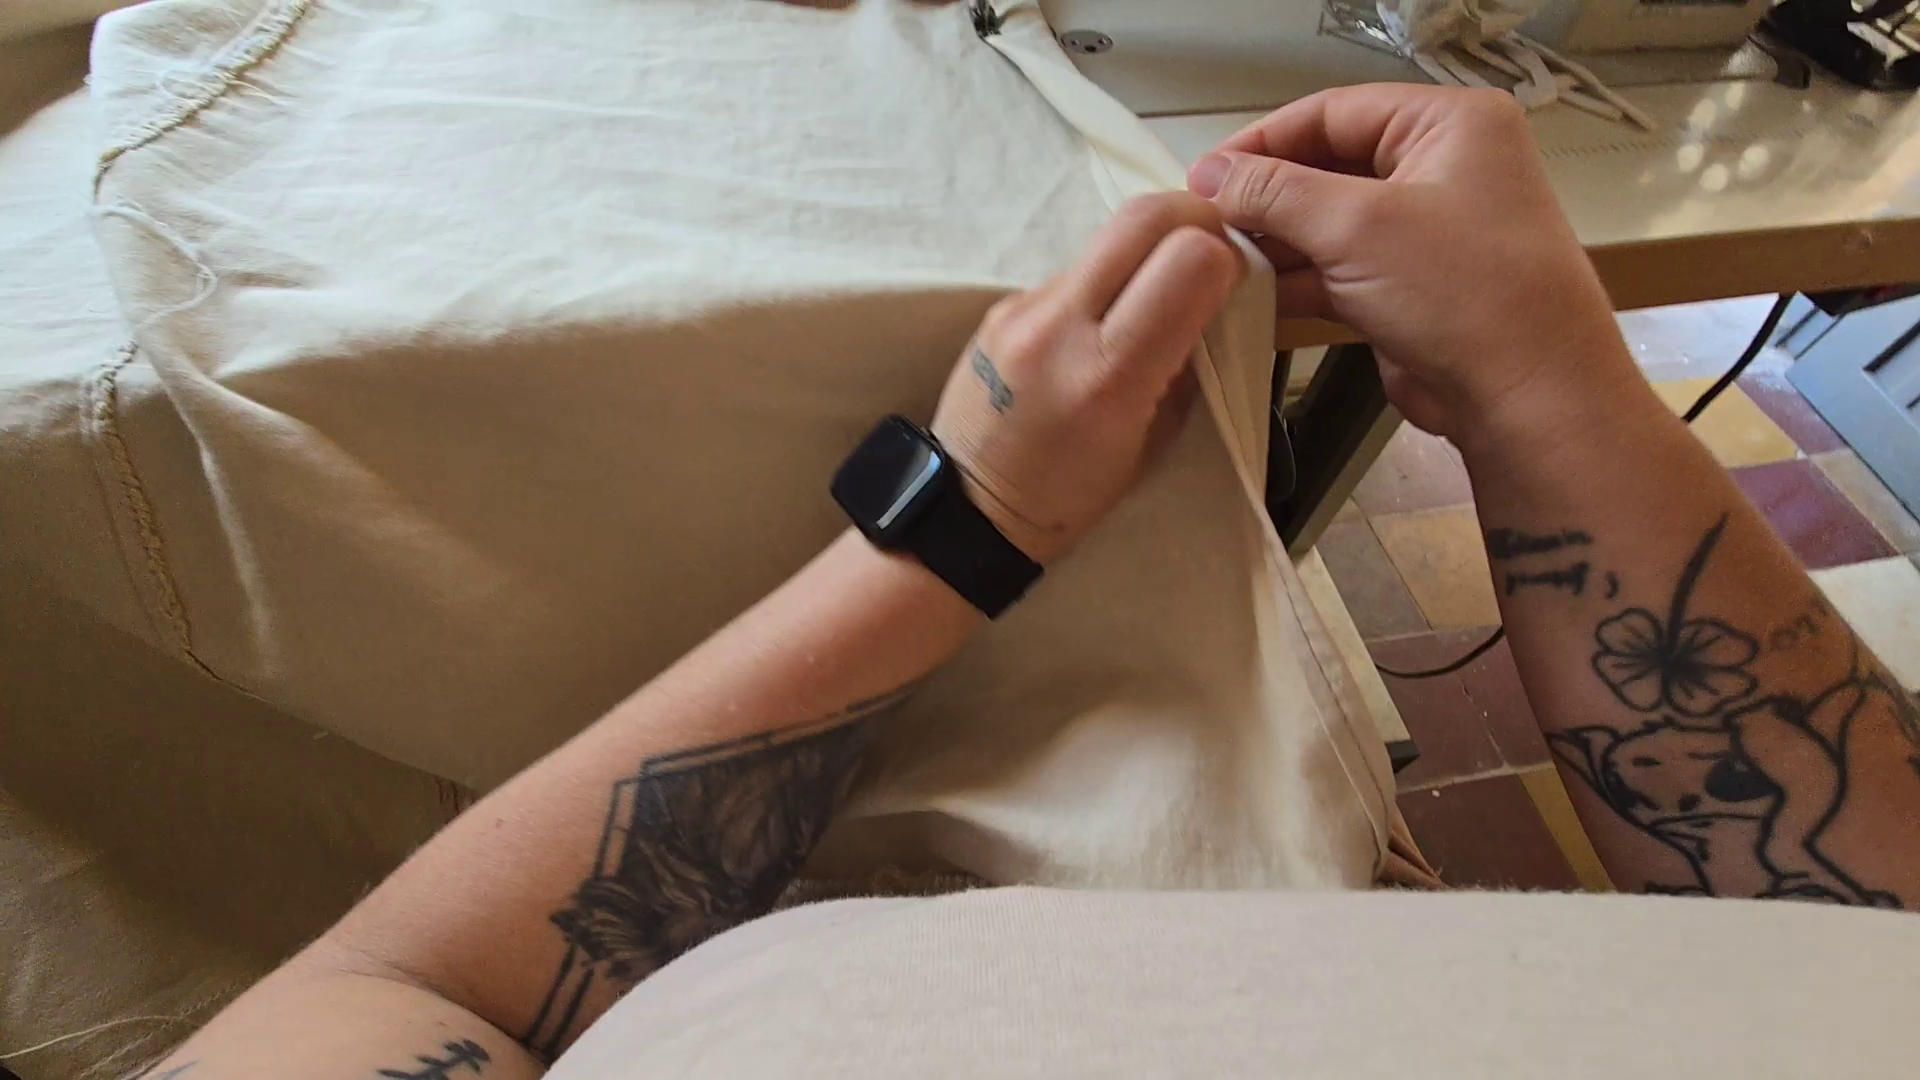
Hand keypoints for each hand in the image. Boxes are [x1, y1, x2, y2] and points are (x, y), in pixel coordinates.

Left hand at [929, 193, 1243, 563]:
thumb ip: (1188, 364)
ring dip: (1142, 256)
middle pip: (1143, 216)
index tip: (1228, 283)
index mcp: (1108, 375)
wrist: (969, 503)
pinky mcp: (999, 306)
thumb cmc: (1068, 494)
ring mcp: (1020, 310)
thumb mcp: (1152, 443)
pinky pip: (1070, 272)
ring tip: (1144, 305)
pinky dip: (1101, 284)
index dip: (1225, 258)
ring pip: (1103, 240)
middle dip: (1193, 219)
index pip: (1189, 259)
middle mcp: (1058, 328)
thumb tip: (1211, 302)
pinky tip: (1095, 326)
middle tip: (1205, 255)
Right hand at [1185, 84, 1635, 444]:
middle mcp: (1431, 170)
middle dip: (1261, 201)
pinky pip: (1329, 271)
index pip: (1331, 114)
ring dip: (1269, 246)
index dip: (1261, 143)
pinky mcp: (1397, 286)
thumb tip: (1206, 176)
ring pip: (1321, 226)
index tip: (1201, 178)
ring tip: (1212, 266)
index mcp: (1442, 126)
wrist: (1519, 390)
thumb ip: (1275, 194)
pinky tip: (1244, 296)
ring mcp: (1414, 233)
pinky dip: (1289, 283)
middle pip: (1323, 170)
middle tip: (1200, 227)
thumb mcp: (1357, 226)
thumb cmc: (1458, 289)